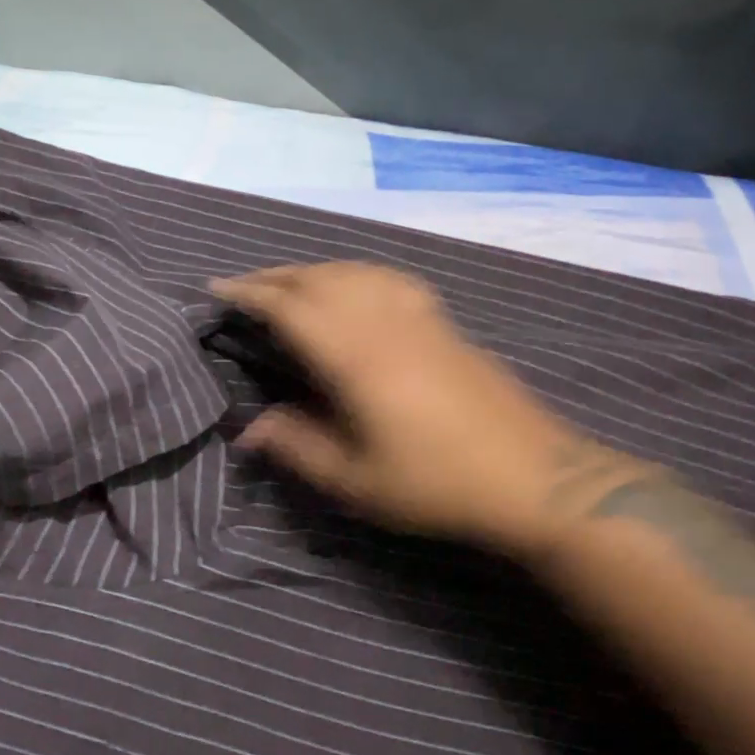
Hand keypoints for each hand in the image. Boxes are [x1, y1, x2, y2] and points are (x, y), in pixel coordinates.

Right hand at [212, 263, 638, 556]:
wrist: (538, 480)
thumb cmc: (435, 484)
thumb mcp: (355, 480)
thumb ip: (296, 447)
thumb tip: (246, 428)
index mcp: (353, 356)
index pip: (288, 306)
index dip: (248, 292)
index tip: (216, 288)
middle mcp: (380, 322)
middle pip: (316, 279)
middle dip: (272, 276)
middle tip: (241, 286)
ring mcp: (416, 316)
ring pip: (351, 271)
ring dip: (310, 270)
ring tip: (285, 284)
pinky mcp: (442, 322)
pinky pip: (385, 277)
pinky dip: (353, 272)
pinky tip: (352, 285)